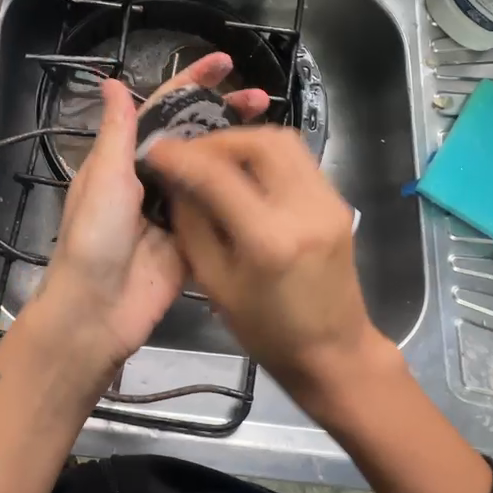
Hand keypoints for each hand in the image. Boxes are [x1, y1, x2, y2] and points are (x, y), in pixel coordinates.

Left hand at [33, 53, 268, 370]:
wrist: (98, 309)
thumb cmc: (94, 237)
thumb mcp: (104, 178)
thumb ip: (117, 132)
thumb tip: (112, 82)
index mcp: (125, 158)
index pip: (161, 109)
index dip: (191, 84)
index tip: (224, 63)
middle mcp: (150, 179)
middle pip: (192, 136)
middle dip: (223, 113)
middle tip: (262, 99)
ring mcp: (173, 211)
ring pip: (210, 171)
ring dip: (236, 148)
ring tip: (271, 130)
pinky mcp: (193, 241)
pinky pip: (217, 211)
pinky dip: (239, 194)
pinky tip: (267, 179)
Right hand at [143, 127, 386, 390]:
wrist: (334, 352)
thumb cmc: (266, 329)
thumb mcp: (214, 281)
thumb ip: (191, 223)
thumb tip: (174, 179)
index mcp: (268, 239)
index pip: (218, 175)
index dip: (181, 156)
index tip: (155, 151)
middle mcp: (305, 209)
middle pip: (259, 142)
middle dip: (216, 140)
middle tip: (190, 155)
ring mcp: (328, 202)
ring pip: (283, 140)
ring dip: (242, 141)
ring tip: (215, 160)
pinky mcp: (337, 201)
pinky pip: (297, 158)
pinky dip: (264, 154)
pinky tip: (244, 174)